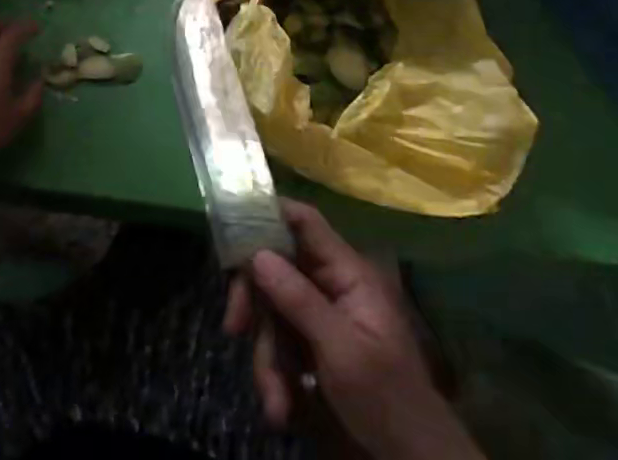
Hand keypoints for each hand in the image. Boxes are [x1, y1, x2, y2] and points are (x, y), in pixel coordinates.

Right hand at [222, 200, 482, 459]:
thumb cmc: (389, 399)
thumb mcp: (342, 350)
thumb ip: (299, 299)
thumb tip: (255, 253)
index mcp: (347, 273)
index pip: (304, 221)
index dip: (267, 213)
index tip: (228, 226)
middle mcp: (330, 283)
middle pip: (273, 267)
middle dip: (253, 303)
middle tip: (234, 328)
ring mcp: (320, 312)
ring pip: (270, 309)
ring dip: (266, 355)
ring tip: (275, 402)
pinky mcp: (311, 340)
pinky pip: (278, 340)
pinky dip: (275, 372)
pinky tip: (280, 406)